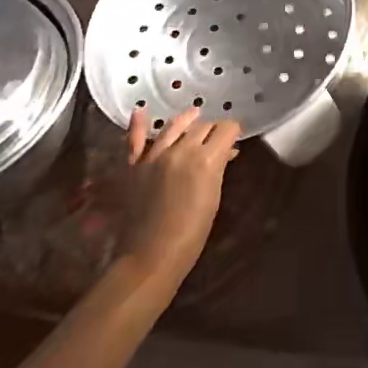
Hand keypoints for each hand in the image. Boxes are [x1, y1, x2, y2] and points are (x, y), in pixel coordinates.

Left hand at [118, 107, 241, 279]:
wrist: (152, 256)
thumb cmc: (192, 230)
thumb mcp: (214, 194)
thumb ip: (219, 166)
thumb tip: (226, 151)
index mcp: (206, 158)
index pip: (226, 129)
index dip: (233, 132)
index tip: (234, 139)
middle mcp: (181, 150)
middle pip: (203, 126)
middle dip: (213, 130)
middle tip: (217, 139)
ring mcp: (154, 157)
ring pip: (174, 126)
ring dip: (187, 120)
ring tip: (194, 116)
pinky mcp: (133, 167)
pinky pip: (134, 141)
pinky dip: (137, 125)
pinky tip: (141, 111)